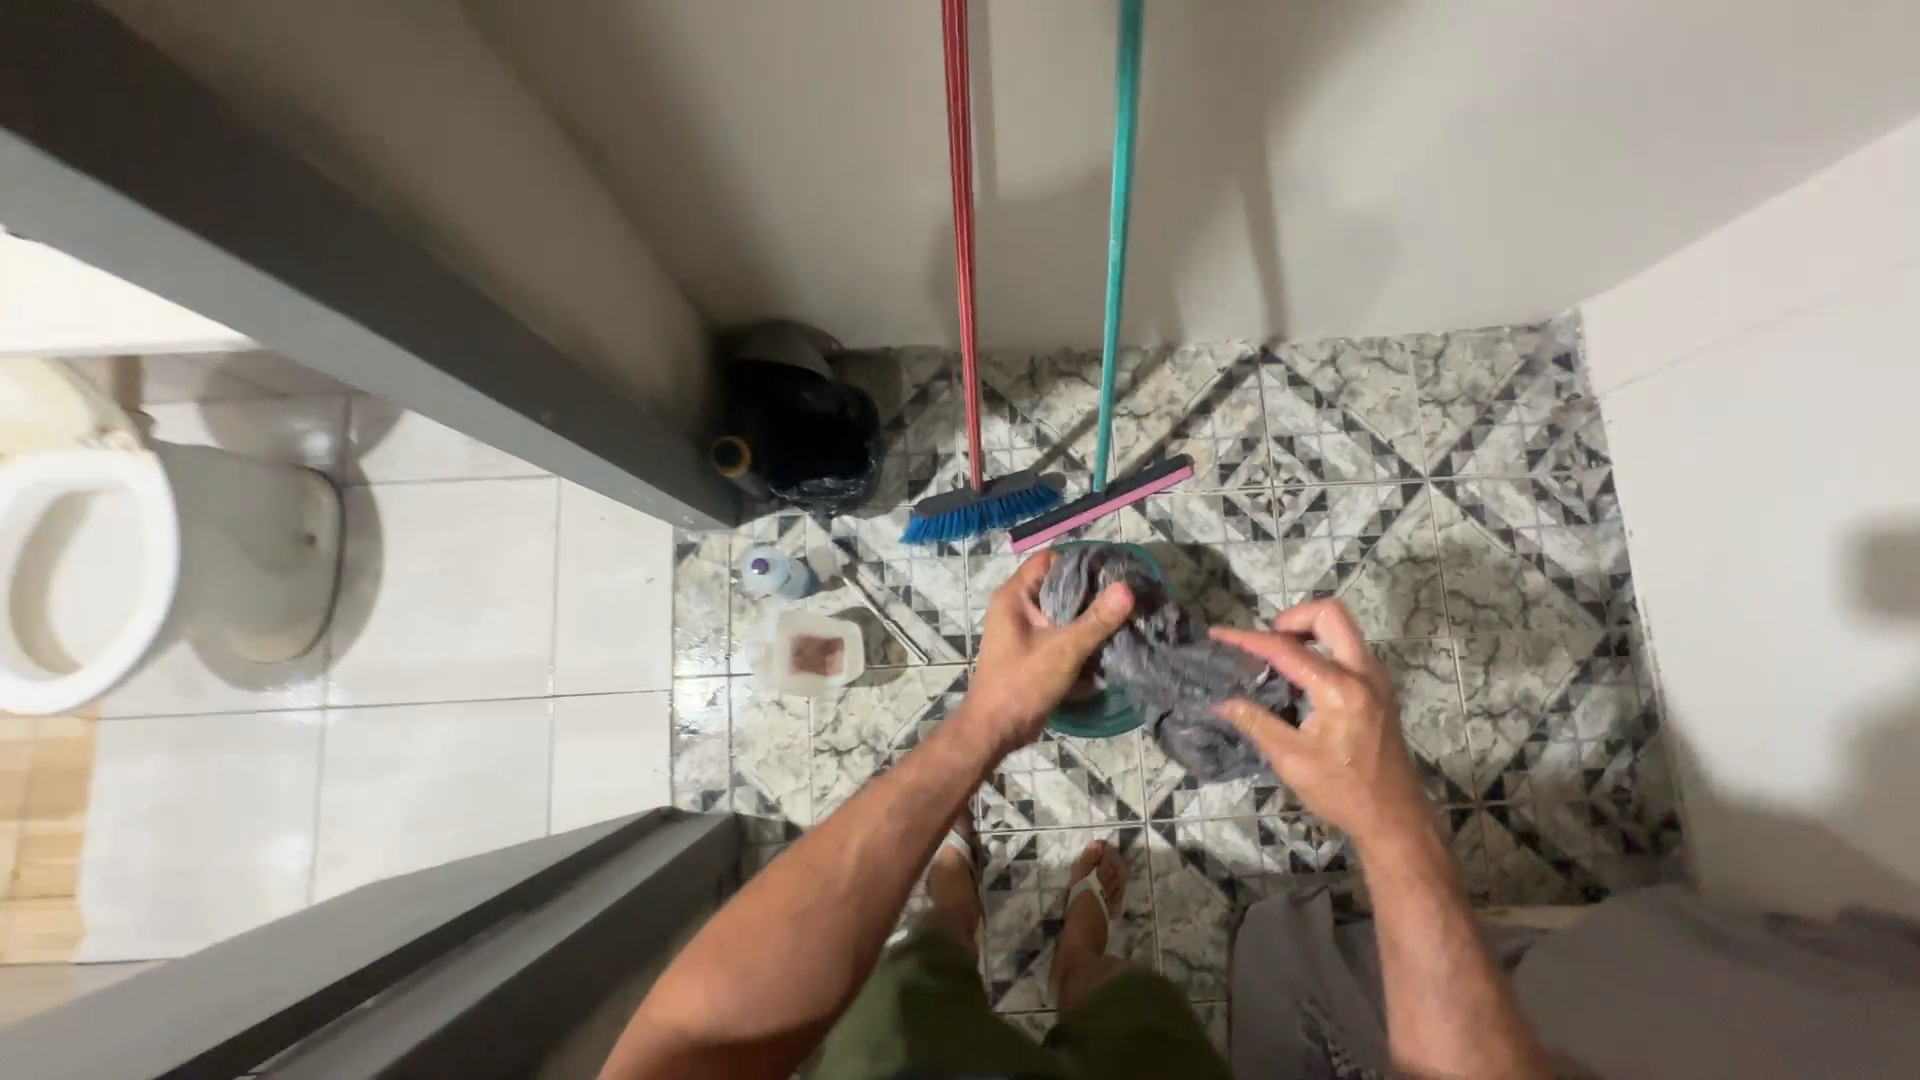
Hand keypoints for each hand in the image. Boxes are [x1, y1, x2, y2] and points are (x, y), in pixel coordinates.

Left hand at [960, 550, 1133, 752]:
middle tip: (1123, 594)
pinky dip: (1078, 634)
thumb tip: (1127, 588)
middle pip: (1056, 585)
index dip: (1078, 562)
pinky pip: (1058, 632)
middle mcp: (1015, 607)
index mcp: (1014, 596)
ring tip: (1121, 614)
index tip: (1111, 571)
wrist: (996, 728)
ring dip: (1085, 615)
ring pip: (1059, 611)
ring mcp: (1022, 629)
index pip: (1048, 560)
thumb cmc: (1023, 682)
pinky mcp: (1031, 650)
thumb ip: (1096, 619)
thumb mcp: (1064, 649)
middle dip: (1088, 590)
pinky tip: (1105, 639)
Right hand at [1210, 600, 1430, 848]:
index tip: (1218, 633)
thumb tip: (1222, 702)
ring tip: (1277, 658)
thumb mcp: (1291, 760)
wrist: (1396, 820)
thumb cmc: (1342, 792)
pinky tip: (1299, 677)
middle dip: (1291, 617)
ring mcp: (1376, 679)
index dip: (1247, 638)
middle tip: (1265, 642)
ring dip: (1307, 631)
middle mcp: (1363, 674)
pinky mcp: (1378, 689)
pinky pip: (1348, 648)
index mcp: (1339, 689)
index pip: (1286, 648)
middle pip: (1329, 613)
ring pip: (1342, 627)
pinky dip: (1320, 648)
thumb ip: (1255, 722)